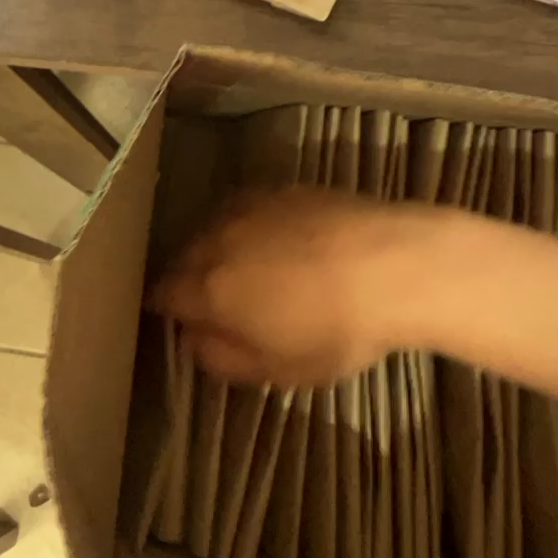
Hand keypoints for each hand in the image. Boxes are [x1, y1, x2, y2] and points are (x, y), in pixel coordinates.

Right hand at [148, 189, 455, 386]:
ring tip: (246, 268)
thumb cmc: (336, 329)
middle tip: (215, 300)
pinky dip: (248, 225)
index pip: (163, 294)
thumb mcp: (279, 368)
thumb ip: (223, 356)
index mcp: (209, 288)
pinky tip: (277, 240)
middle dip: (189, 277)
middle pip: (184, 256)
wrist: (395, 263)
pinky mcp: (282, 188)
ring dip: (217, 247)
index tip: (179, 320)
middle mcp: (218, 238)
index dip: (166, 309)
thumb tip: (192, 339)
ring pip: (213, 227)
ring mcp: (250, 207)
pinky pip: (247, 208)